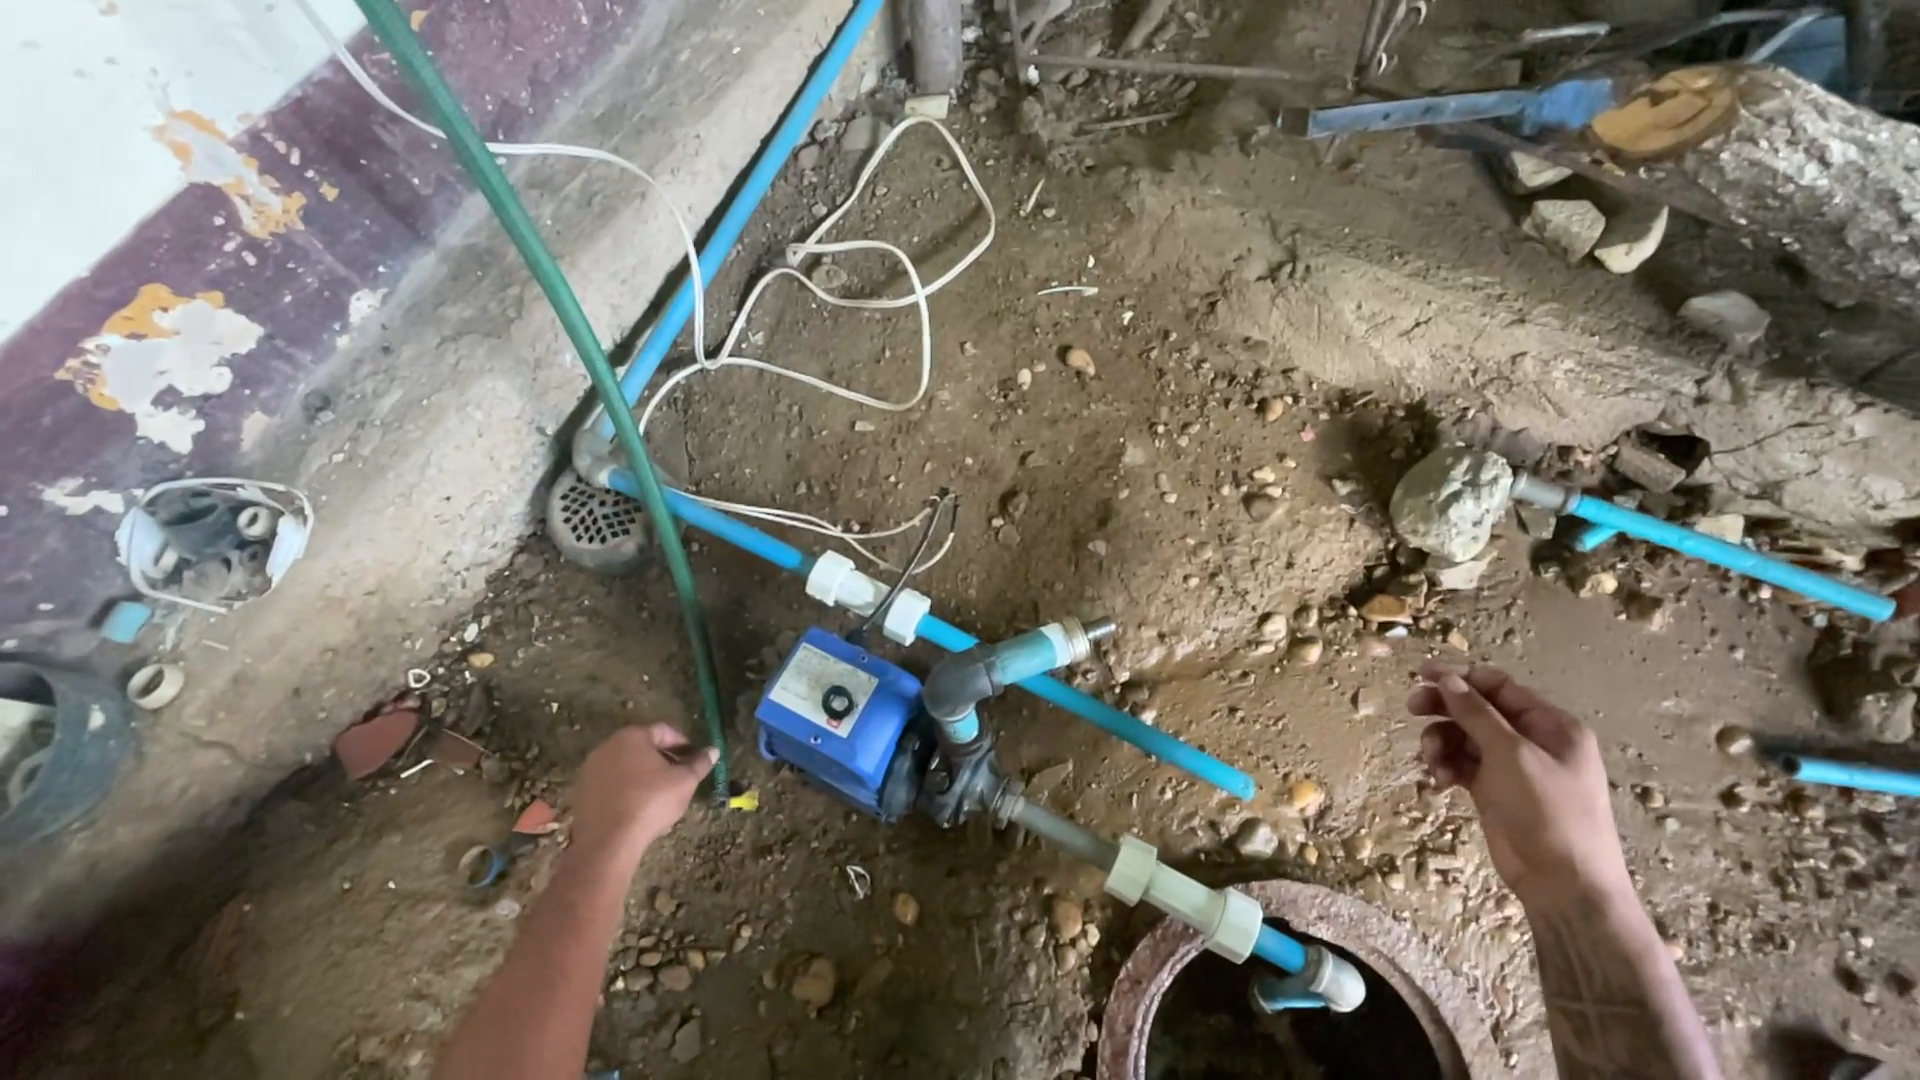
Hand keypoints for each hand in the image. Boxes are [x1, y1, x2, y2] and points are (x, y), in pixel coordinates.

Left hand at [567, 724, 716, 861]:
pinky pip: (611, 783)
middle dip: (664, 758)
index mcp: (633, 737)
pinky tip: (638, 806)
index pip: (664, 730)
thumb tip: (713, 750)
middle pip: (643, 746)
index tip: (694, 759)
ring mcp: (591, 769)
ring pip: (626, 765)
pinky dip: (627, 788)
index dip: (683, 743)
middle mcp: (608, 746)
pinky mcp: (582, 792)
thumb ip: (699, 764)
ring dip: (644, 774)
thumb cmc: (650, 802)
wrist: (607, 841)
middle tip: (680, 776)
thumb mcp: (684, 782)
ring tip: (661, 793)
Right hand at [1408, 662, 1630, 907]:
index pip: (1499, 685)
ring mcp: (1512, 766)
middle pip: (1477, 709)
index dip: (1459, 676)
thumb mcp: (1512, 756)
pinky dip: (1446, 766)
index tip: (1420, 673)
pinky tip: (1440, 782)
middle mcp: (1532, 740)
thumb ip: (1476, 714)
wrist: (1563, 883)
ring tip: (1432, 762)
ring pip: (1463, 736)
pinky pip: (1461, 763)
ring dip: (1441, 742)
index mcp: (1551, 724)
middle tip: (1412, 710)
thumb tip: (1447, 678)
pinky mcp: (1493, 788)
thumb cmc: (1548, 811)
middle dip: (1444, 709)